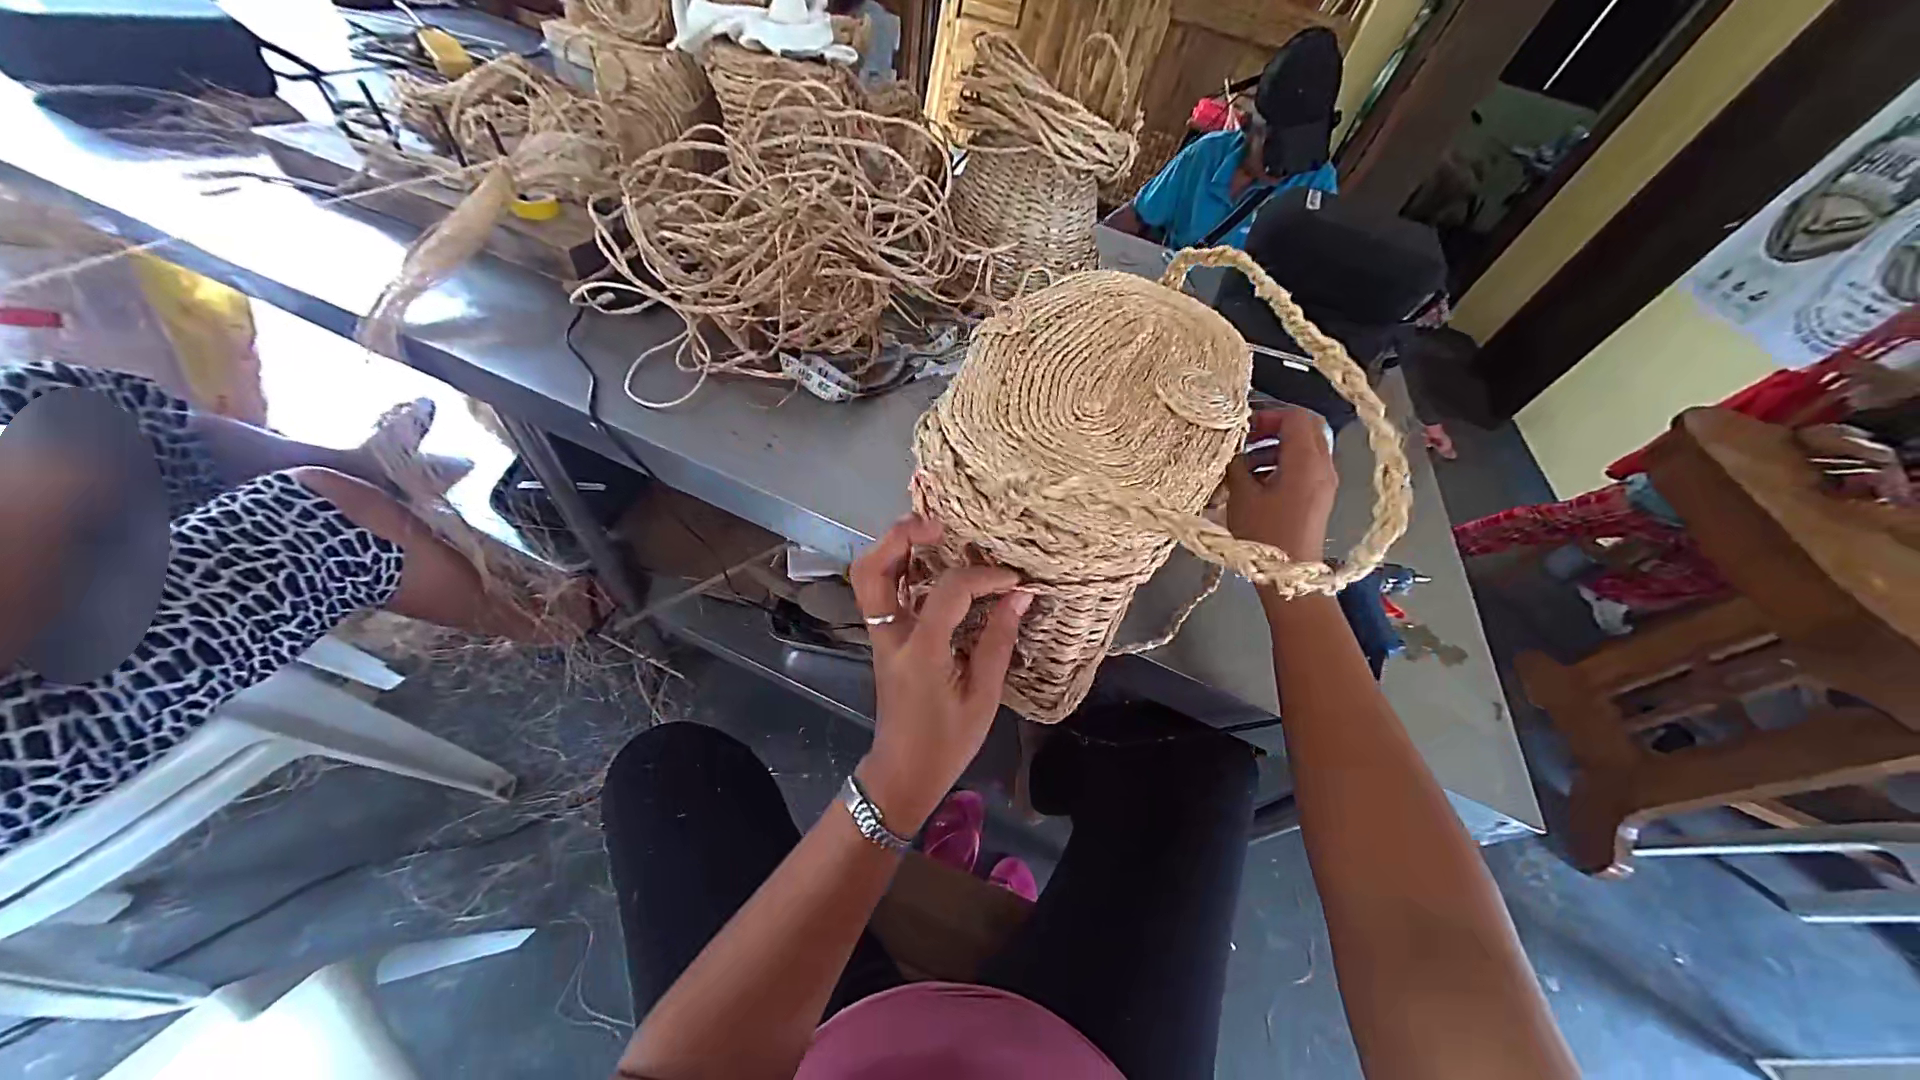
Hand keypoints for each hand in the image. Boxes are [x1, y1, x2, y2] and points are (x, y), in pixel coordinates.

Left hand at [848, 514, 1031, 834]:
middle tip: (939, 526)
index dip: (984, 577)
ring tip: (933, 536)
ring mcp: (881, 636)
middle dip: (900, 537)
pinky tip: (931, 565)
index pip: (948, 591)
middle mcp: (890, 636)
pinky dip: (900, 568)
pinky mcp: (884, 638)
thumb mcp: (983, 696)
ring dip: (895, 548)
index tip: (1012, 579)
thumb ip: (998, 641)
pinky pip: (883, 591)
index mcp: (919, 651)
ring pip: (868, 576)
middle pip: (872, 570)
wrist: (903, 772)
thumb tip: (1019, 596)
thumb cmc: (946, 742)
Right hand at [1226, 404, 1337, 566]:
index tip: (1241, 430)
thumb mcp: (1242, 496)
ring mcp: (1324, 481)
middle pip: (1304, 428)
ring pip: (1304, 446)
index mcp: (1306, 461)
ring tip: (1244, 464)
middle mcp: (1323, 465)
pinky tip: (1255, 481)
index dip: (1266, 416)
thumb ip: (1236, 464)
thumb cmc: (1265, 534)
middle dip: (1272, 429)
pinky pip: (1304, 465)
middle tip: (1243, 442)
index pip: (1295, 416)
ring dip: (1274, 447)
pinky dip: (1281, 463)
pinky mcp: (1319, 495)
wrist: (1289, 576)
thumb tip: (1230, 447)